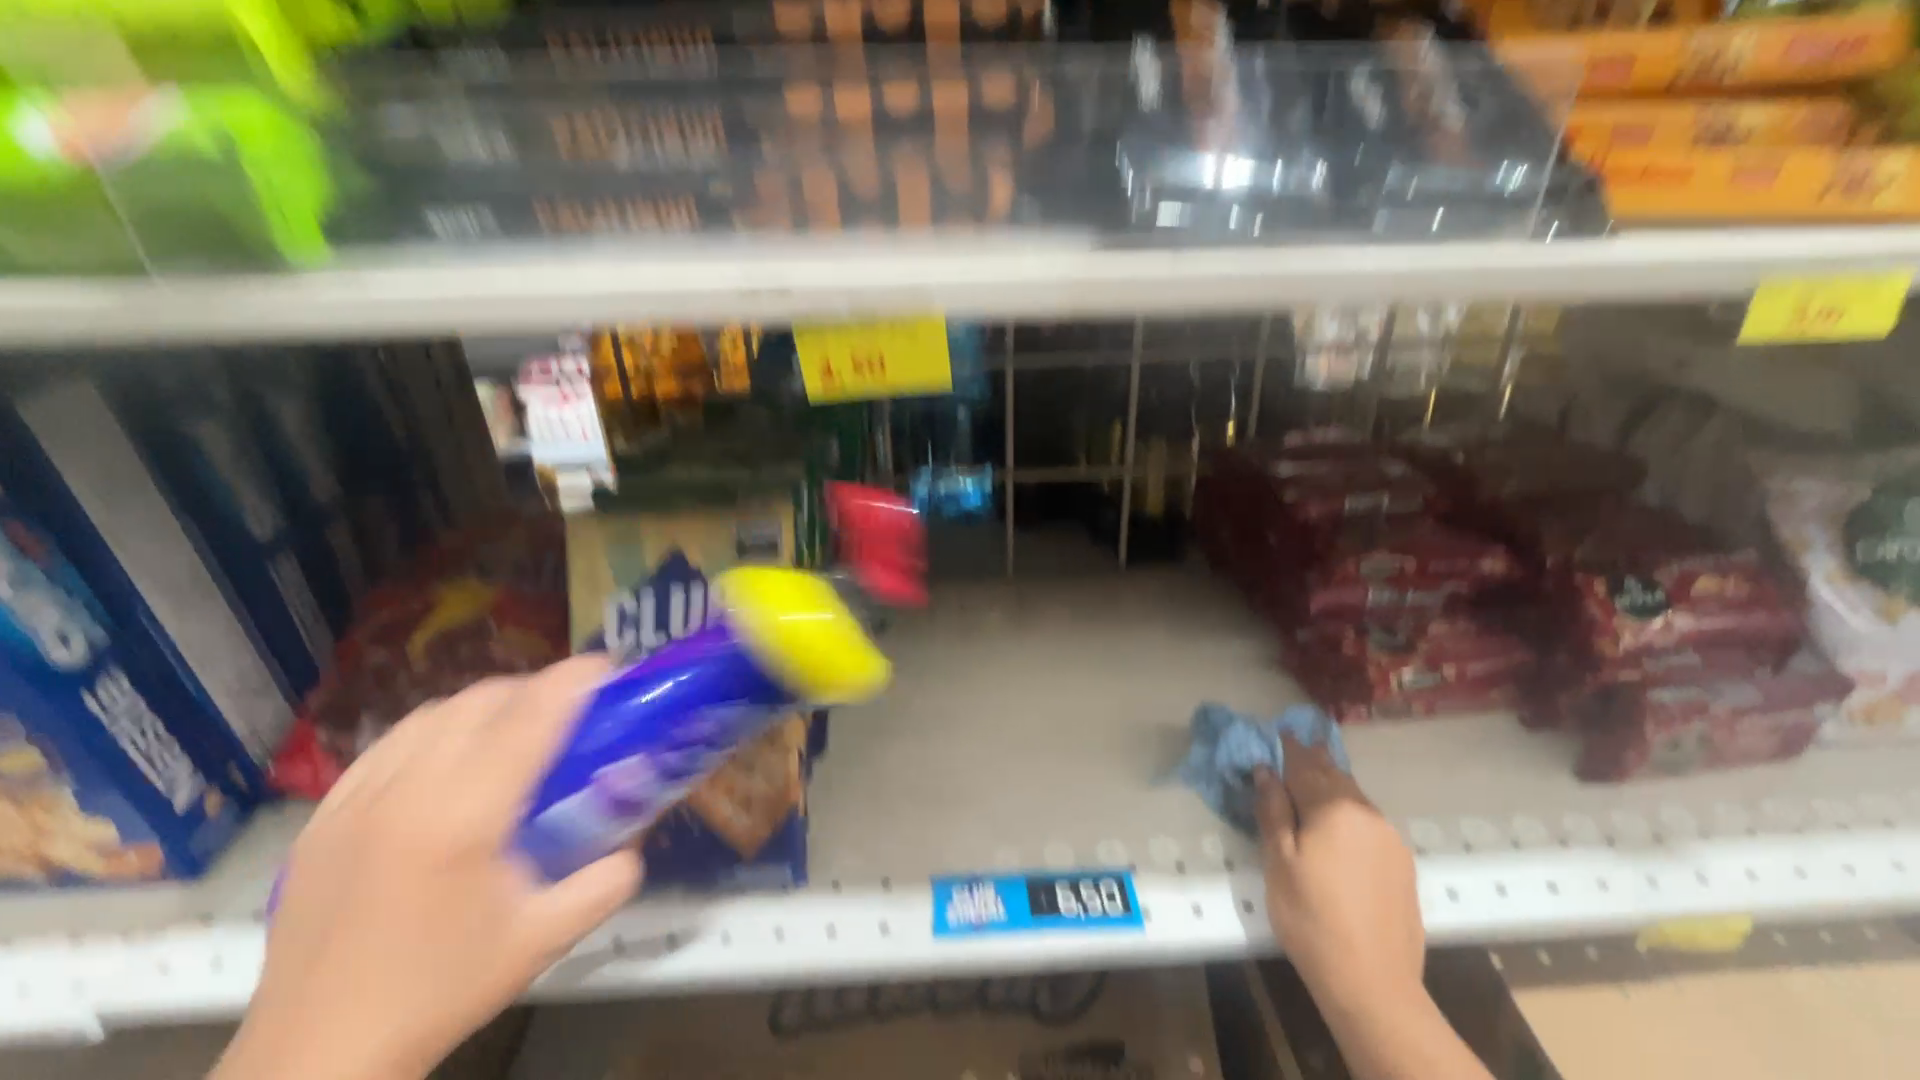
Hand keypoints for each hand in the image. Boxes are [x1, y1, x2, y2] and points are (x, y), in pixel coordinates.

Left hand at [214, 656, 643, 1079]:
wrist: (321, 1050)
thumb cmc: (442, 991)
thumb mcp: (544, 939)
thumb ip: (606, 881)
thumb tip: (634, 842)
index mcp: (465, 817)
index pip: (530, 716)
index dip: (574, 680)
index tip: (607, 668)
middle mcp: (406, 790)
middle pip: (481, 699)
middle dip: (535, 690)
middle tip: (570, 715)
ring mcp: (355, 798)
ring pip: (431, 713)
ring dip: (484, 707)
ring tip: (512, 734)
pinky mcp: (324, 814)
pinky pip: (388, 743)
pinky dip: (432, 732)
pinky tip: (448, 762)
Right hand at [1254, 735, 1423, 1010]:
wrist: (1372, 979)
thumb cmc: (1310, 917)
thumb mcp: (1279, 862)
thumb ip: (1273, 811)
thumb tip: (1266, 772)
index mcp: (1333, 808)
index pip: (1305, 766)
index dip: (1290, 748)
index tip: (1281, 730)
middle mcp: (1367, 813)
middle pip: (1335, 777)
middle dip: (1315, 760)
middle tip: (1300, 744)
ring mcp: (1390, 839)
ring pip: (1355, 799)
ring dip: (1334, 785)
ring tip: (1318, 776)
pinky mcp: (1402, 864)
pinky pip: (1369, 823)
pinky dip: (1350, 812)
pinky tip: (1341, 823)